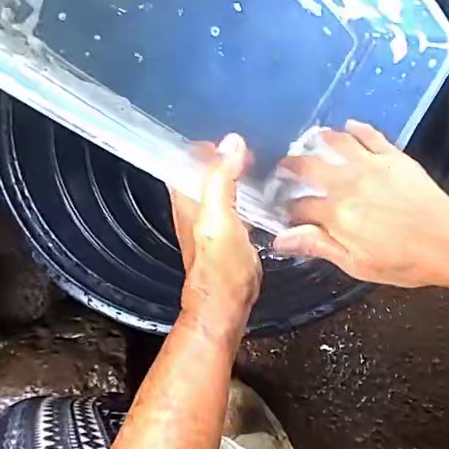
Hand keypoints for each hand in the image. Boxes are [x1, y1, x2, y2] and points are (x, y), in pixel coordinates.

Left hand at [170, 134, 262, 322]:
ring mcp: (211, 224)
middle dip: (224, 160)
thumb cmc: (219, 269)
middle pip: (204, 174)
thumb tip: (231, 144)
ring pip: (219, 190)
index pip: (187, 161)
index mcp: (187, 200)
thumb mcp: (219, 217)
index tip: (231, 145)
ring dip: (235, 177)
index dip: (206, 148)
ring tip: (256, 170)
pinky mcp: (228, 237)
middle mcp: (195, 210)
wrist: (226, 305)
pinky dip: (245, 197)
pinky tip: (261, 198)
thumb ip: (222, 178)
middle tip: (248, 154)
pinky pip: (234, 207)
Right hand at [271, 121, 448, 287]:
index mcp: (336, 214)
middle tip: (284, 167)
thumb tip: (281, 239)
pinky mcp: (394, 157)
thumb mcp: (356, 264)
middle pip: (309, 166)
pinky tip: (348, 126)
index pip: (299, 206)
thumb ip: (318, 246)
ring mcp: (371, 166)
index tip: (284, 211)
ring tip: (311, 140)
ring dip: (319, 139)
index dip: (288, 209)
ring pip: (337, 142)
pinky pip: (370, 135)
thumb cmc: (404, 262)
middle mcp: (348, 183)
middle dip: (291, 166)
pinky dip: (356, 128)